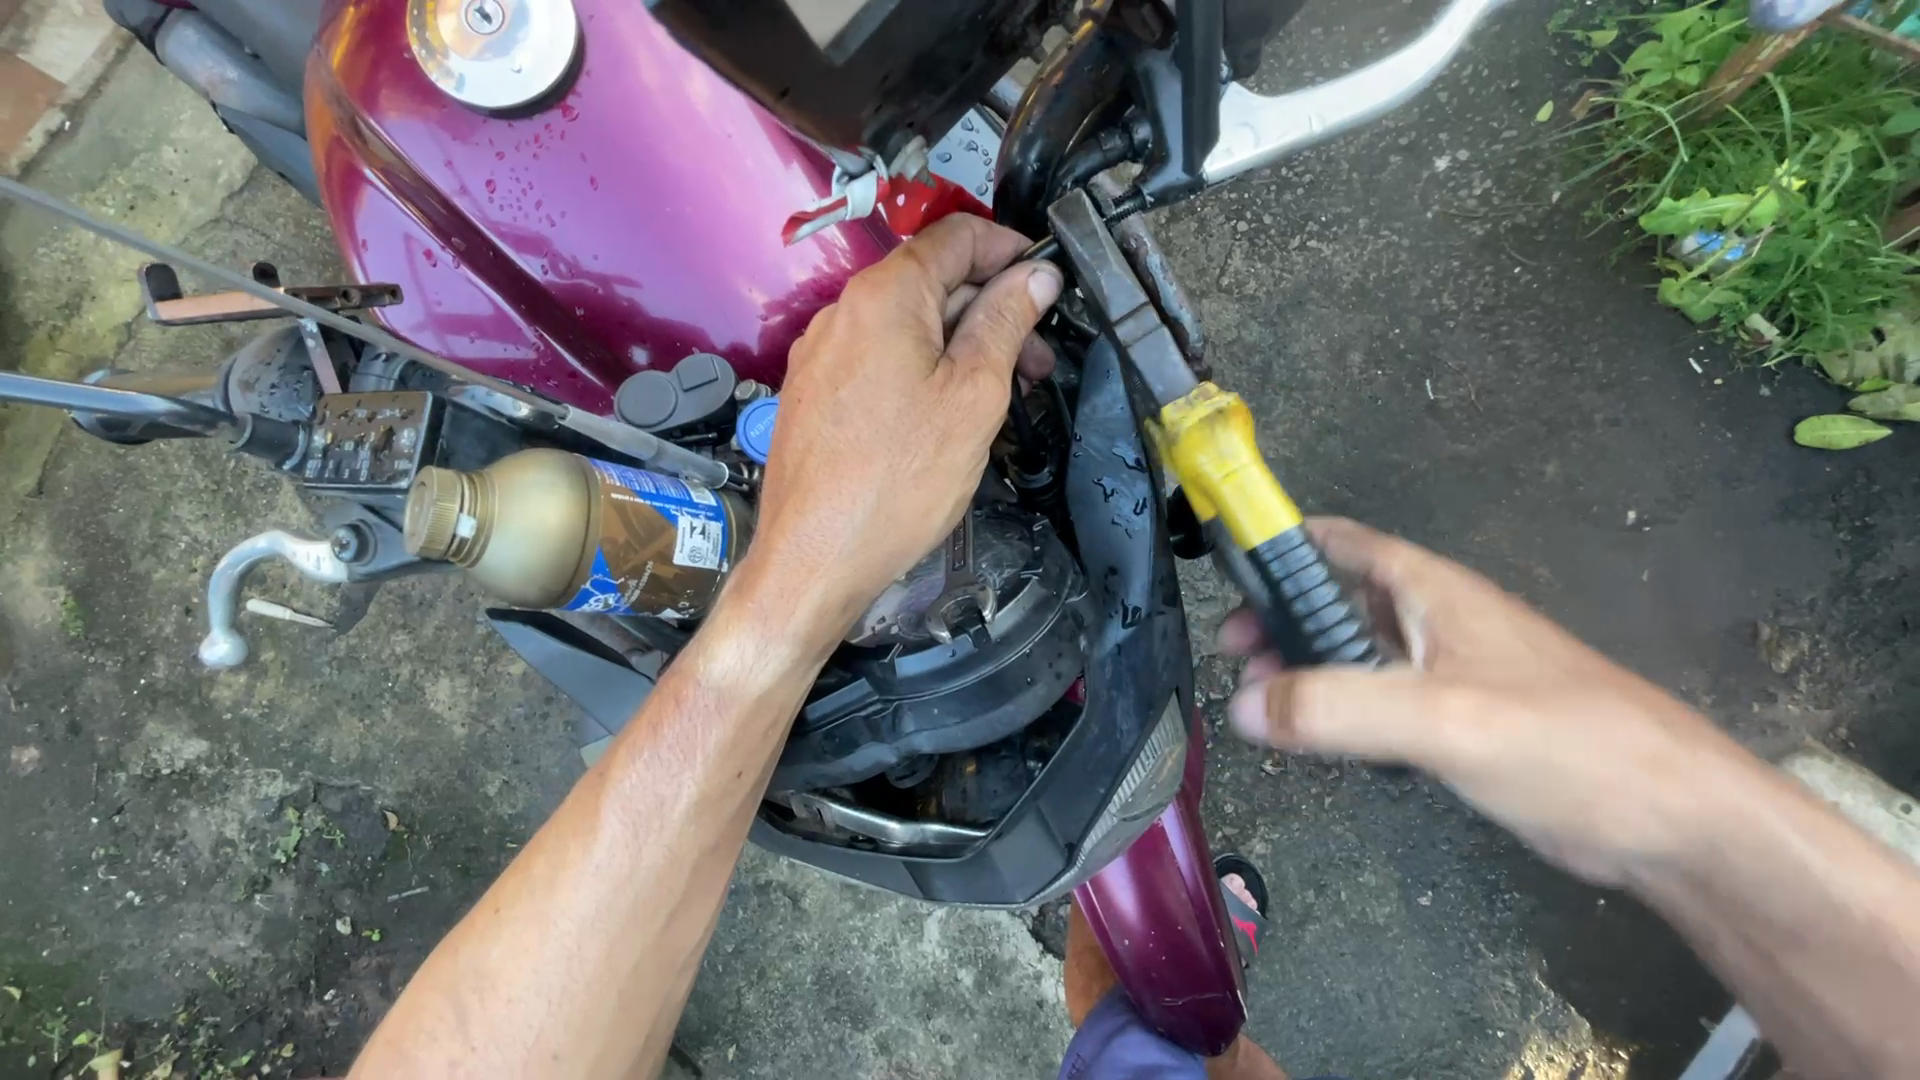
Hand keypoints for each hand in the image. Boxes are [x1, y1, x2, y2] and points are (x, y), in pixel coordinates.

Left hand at [744, 214, 1061, 643]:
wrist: (815, 558)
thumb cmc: (897, 481)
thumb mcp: (974, 395)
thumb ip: (1005, 323)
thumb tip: (1034, 276)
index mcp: (884, 296)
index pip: (956, 236)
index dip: (1009, 249)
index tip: (1045, 280)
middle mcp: (843, 313)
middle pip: (931, 284)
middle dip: (991, 310)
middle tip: (1035, 359)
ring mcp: (822, 355)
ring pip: (907, 327)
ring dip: (959, 346)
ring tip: (999, 394)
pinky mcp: (815, 394)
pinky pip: (879, 361)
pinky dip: (921, 370)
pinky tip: (945, 412)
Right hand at [1221, 517, 1757, 885]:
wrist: (1677, 825)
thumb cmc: (1565, 744)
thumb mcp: (1443, 718)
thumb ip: (1337, 708)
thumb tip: (1241, 706)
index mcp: (1429, 592)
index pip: (1339, 543)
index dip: (1281, 546)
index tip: (1227, 569)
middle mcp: (1430, 621)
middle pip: (1333, 599)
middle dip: (1277, 618)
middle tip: (1233, 654)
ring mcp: (1442, 673)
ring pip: (1351, 654)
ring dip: (1301, 667)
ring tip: (1258, 699)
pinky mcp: (1452, 722)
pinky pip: (1373, 700)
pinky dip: (1334, 708)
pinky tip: (1312, 737)